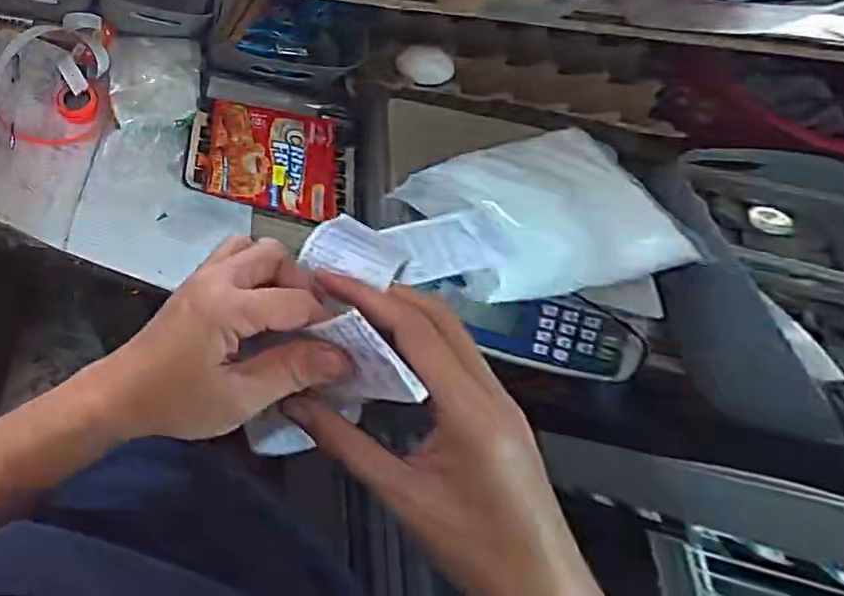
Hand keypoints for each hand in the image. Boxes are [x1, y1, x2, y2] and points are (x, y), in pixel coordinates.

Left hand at [75, 235, 352, 440]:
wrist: (124, 391)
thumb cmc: (178, 400)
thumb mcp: (240, 398)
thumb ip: (291, 371)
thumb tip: (340, 356)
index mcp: (226, 305)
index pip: (294, 299)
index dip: (326, 322)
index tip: (345, 347)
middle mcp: (215, 278)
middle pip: (273, 253)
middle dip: (301, 284)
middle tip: (311, 325)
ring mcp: (202, 276)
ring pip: (250, 247)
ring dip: (275, 272)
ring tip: (285, 314)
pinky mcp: (195, 283)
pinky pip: (232, 257)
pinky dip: (254, 272)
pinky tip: (259, 310)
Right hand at [282, 276, 602, 595]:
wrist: (548, 595)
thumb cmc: (481, 552)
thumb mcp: (401, 497)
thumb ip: (343, 443)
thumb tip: (295, 402)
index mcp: (472, 411)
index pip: (416, 330)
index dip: (368, 297)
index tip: (328, 279)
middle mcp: (493, 395)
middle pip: (438, 317)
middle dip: (384, 292)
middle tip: (336, 284)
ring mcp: (501, 402)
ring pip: (450, 331)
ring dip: (402, 310)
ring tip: (354, 305)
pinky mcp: (499, 413)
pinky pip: (455, 354)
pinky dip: (417, 335)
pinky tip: (386, 345)